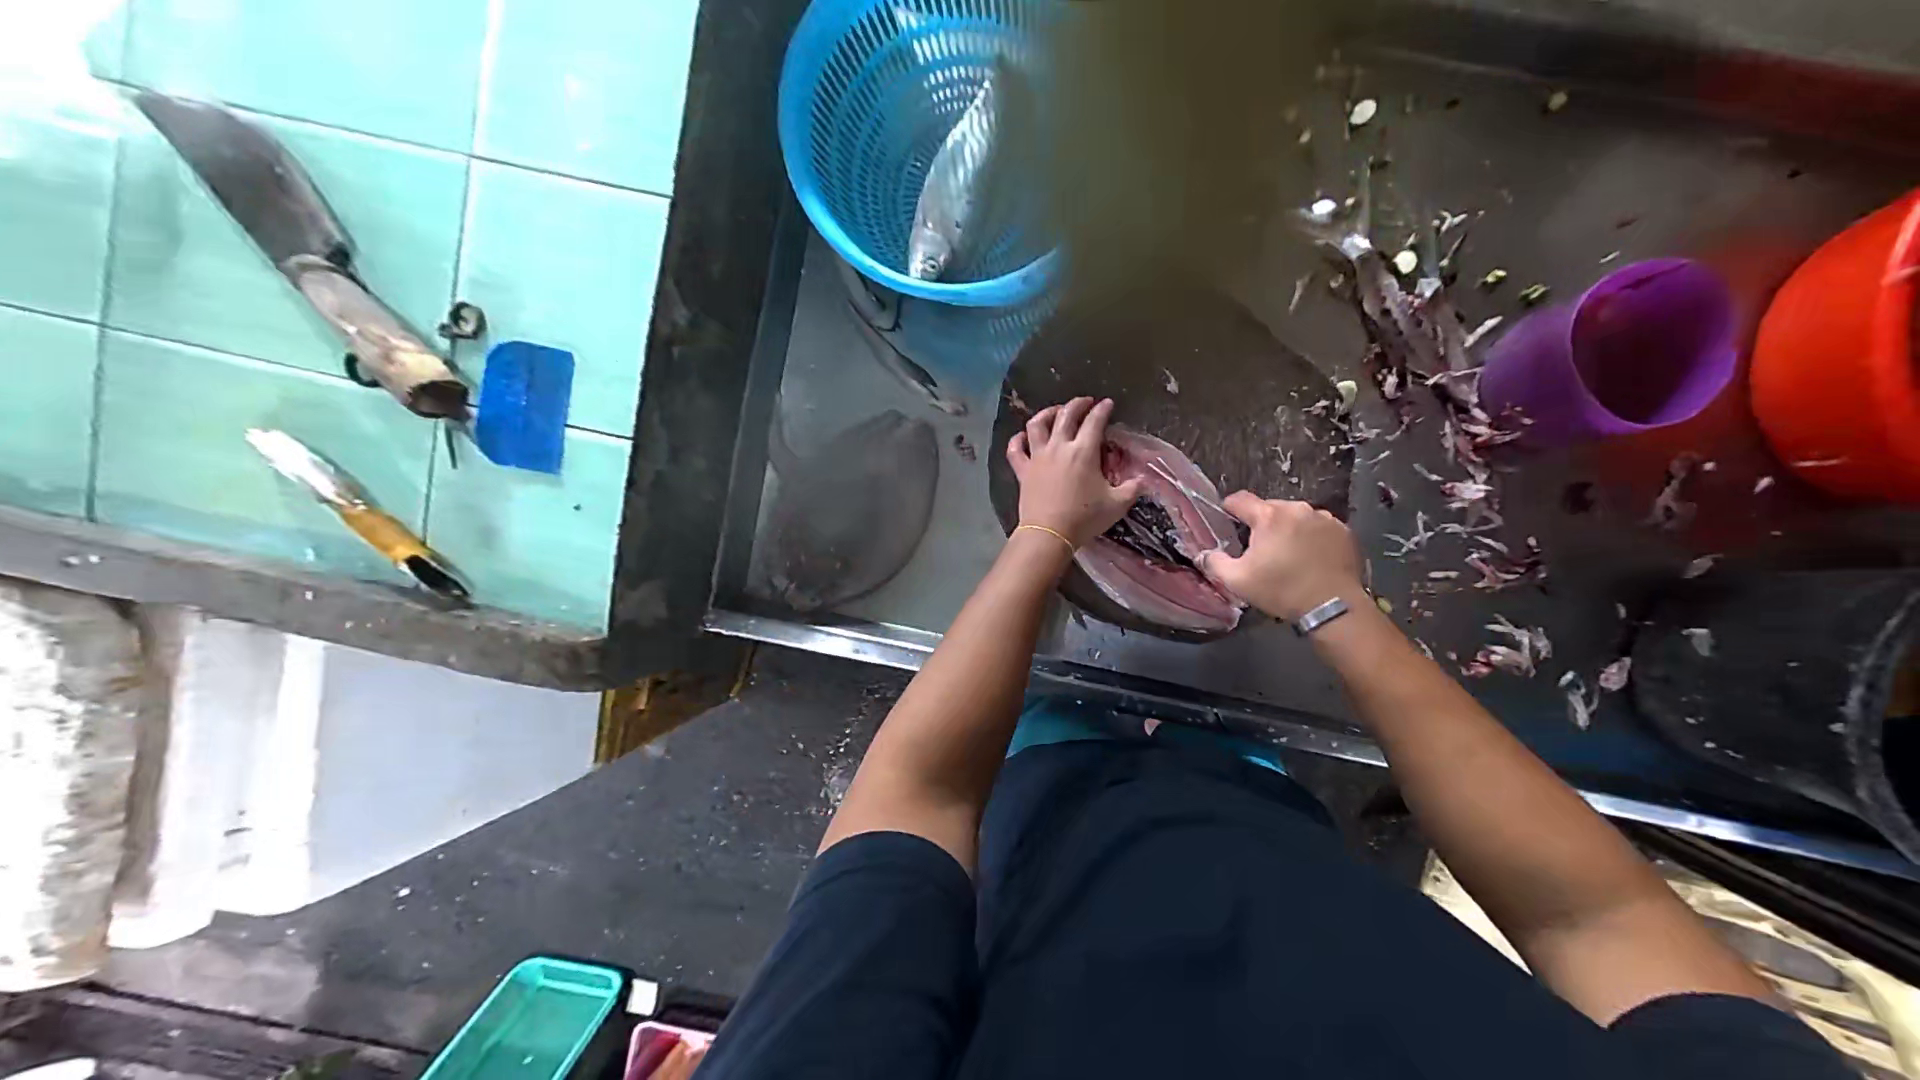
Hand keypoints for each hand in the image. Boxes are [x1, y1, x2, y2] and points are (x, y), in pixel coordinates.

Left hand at [1006, 397, 1144, 547]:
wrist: (1049, 533)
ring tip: (1055, 412)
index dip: (1102, 409)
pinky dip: (1017, 440)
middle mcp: (1059, 447)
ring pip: (1037, 425)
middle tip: (1085, 402)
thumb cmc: (1084, 518)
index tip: (1107, 404)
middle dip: (1077, 404)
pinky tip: (1021, 437)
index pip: (1095, 421)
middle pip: (1066, 415)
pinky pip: (1015, 450)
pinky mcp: (1022, 471)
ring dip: (1046, 414)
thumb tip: (1143, 480)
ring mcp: (1038, 457)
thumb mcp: (1117, 504)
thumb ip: (1132, 489)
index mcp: (1084, 451)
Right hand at [1197, 494, 1365, 620]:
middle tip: (1260, 550)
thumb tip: (1203, 554)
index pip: (1239, 499)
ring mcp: (1325, 518)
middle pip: (1269, 508)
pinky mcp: (1344, 531)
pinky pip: (1319, 527)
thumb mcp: (1238, 581)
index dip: (1229, 509)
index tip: (1227, 523)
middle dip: (1261, 524)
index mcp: (1269, 516)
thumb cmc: (1281, 590)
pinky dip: (1311, 537)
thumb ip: (1214, 563)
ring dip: (1288, 529)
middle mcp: (1297, 509)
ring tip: (1288, 555)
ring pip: (1296, 517)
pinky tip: (1310, 558)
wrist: (1334, 607)